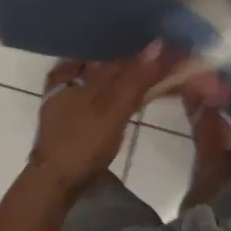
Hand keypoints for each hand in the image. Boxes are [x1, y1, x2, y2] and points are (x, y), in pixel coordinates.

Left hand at [31, 45, 177, 194]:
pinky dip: (123, 92)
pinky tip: (139, 93)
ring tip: (164, 74)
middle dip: (141, 62)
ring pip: (108, 77)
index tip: (174, 51)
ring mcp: (68, 95)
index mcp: (69, 68)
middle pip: (110, 62)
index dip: (145, 52)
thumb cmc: (81, 145)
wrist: (54, 185)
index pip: (115, 51)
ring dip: (134, 77)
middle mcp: (66, 75)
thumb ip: (134, 79)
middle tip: (175, 62)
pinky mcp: (74, 114)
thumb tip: (158, 44)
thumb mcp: (111, 110)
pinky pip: (104, 92)